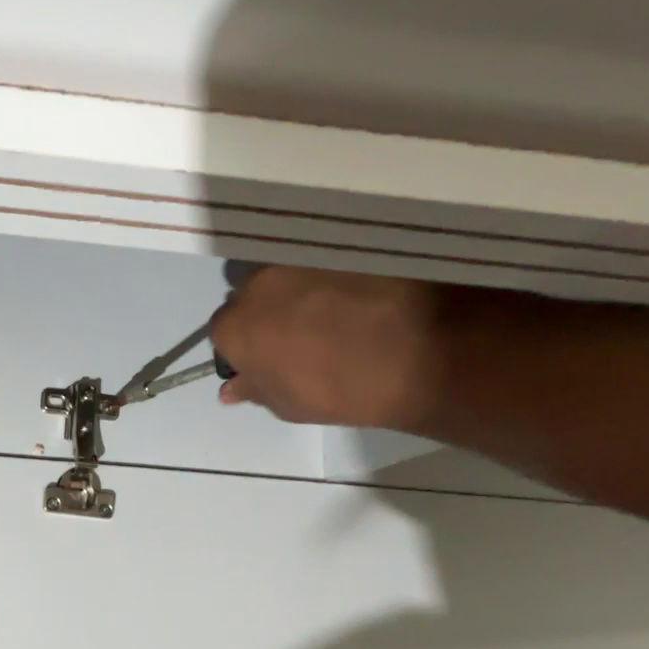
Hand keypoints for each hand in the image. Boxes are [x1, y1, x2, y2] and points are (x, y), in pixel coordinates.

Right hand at [209, 267, 447, 429]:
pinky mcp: (345, 243)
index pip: (224, 331)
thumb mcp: (290, 404)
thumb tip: (232, 388)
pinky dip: (337, 276)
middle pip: (252, 294)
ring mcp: (303, 257)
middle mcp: (258, 282)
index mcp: (235, 326)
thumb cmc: (342, 388)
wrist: (424, 350)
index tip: (268, 357)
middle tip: (301, 332)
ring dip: (301, 290)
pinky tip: (361, 296)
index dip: (245, 345)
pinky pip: (330, 261)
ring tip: (334, 311)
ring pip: (290, 273)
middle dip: (268, 311)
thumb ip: (255, 389)